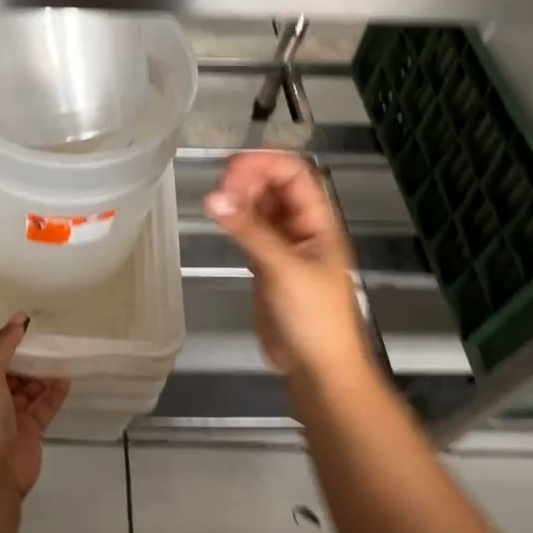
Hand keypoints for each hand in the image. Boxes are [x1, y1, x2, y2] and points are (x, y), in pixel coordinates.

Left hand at [0, 314, 69, 496]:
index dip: (10, 339)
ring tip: (63, 353)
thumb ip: (3, 345)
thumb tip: (19, 318)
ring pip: (32, 387)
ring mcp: (15, 414)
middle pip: (16, 371)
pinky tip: (68, 378)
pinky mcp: (33, 429)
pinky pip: (46, 405)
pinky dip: (56, 393)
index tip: (31, 320)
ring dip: (45, 373)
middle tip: (52, 335)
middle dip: (30, 356)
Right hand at [206, 151, 370, 381]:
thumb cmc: (314, 317)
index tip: (232, 167)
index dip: (265, 163)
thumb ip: (249, 231)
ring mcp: (284, 246)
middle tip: (219, 190)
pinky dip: (234, 220)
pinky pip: (249, 230)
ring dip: (239, 198)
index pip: (295, 174)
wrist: (317, 368)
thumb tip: (212, 197)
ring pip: (260, 207)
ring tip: (215, 201)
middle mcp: (302, 227)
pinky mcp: (266, 264)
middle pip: (275, 186)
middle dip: (248, 179)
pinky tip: (219, 218)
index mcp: (320, 222)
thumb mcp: (283, 268)